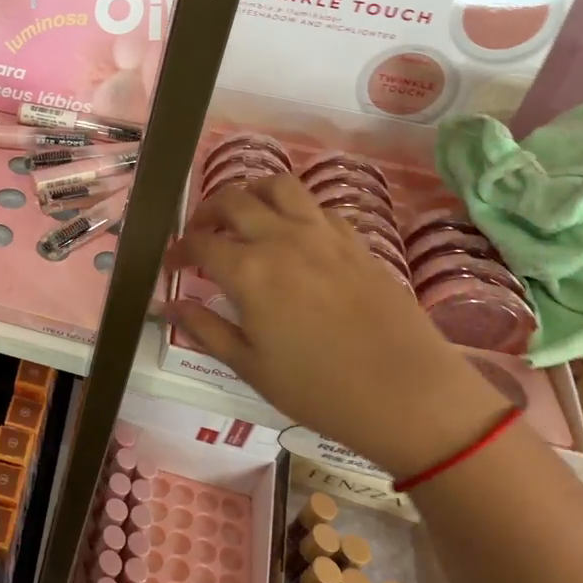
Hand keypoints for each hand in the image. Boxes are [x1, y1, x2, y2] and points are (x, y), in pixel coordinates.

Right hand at [162, 175, 513, 477]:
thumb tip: (170, 305)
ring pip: (278, 186)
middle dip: (206, 212)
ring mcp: (322, 235)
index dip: (177, 249)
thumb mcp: (251, 368)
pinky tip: (293, 235)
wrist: (412, 397)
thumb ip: (207, 329)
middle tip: (200, 234)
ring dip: (251, 193)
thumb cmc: (321, 390)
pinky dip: (294, 209)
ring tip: (244, 216)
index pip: (199, 242)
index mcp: (248, 271)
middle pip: (233, 201)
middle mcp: (281, 239)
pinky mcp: (356, 241)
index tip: (171, 264)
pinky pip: (317, 206)